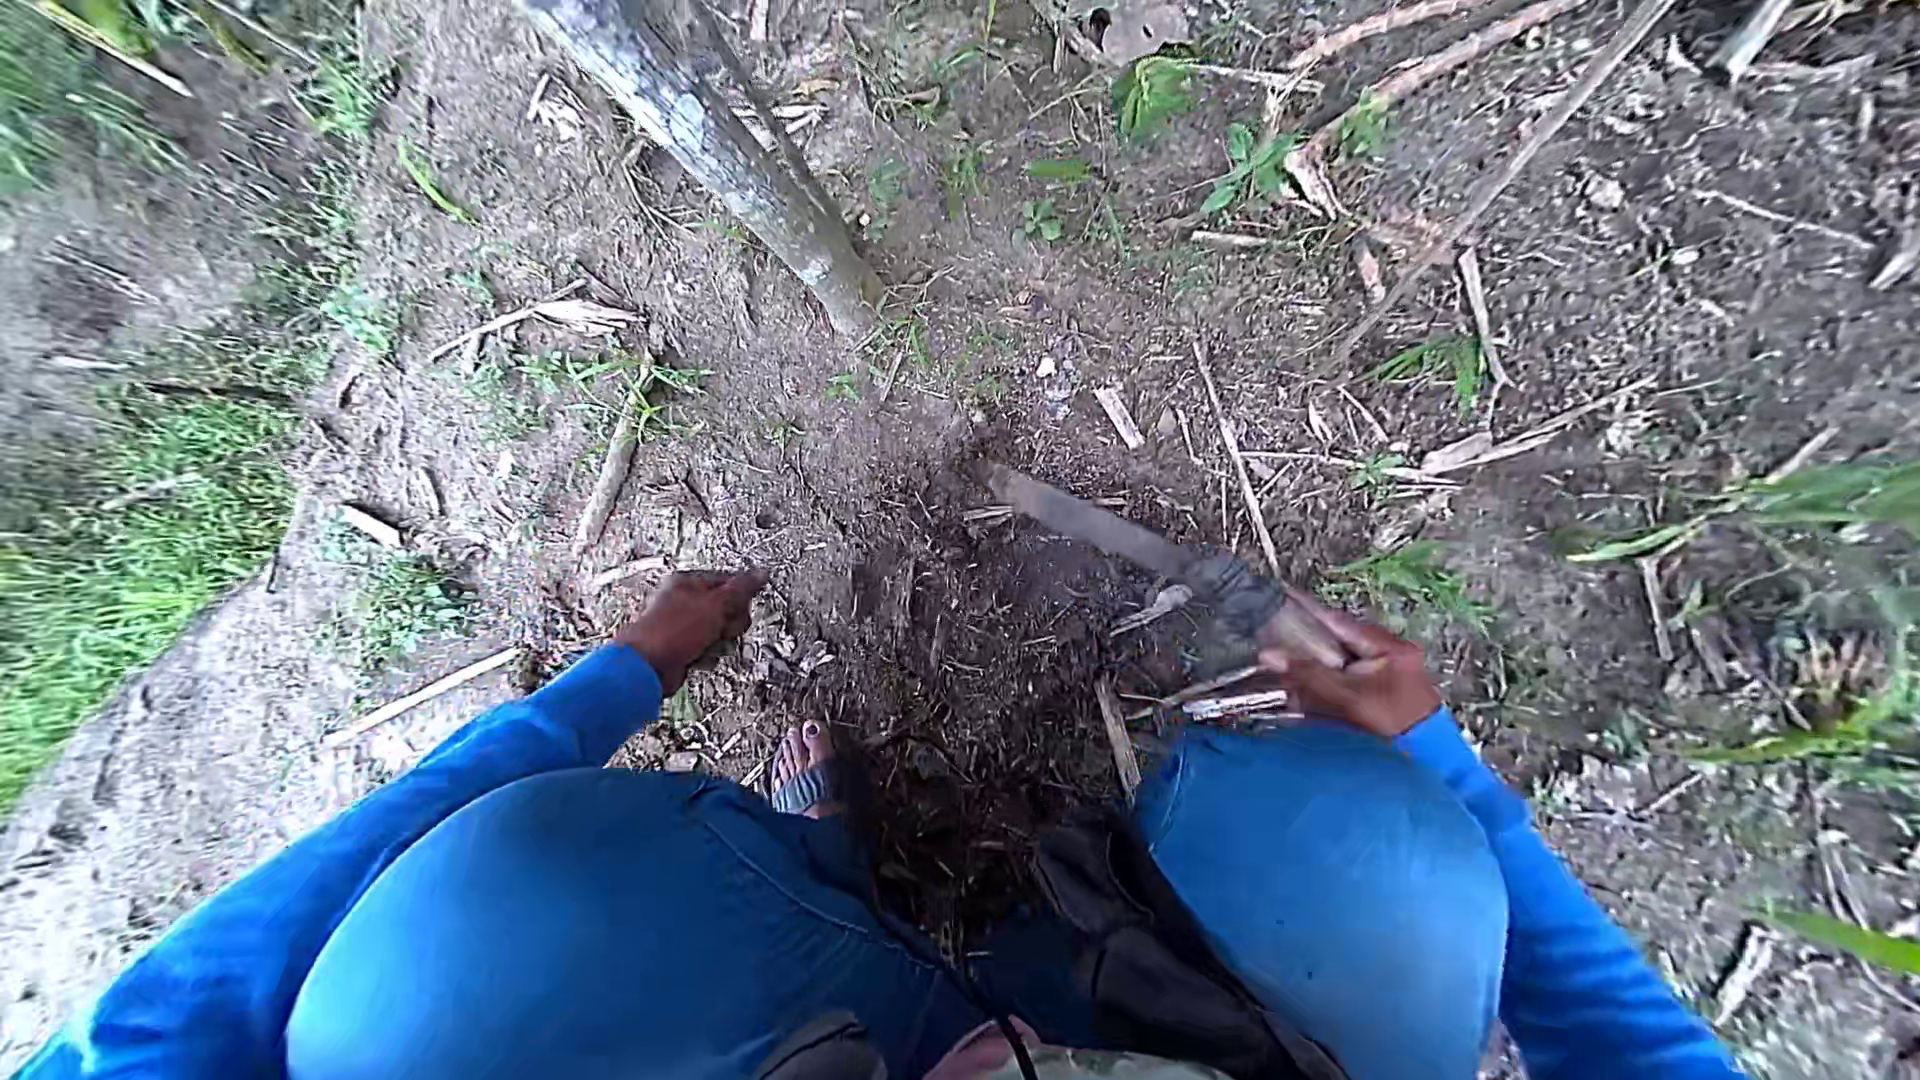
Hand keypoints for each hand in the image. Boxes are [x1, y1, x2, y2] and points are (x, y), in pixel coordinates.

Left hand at [613, 569, 769, 694]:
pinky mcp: (686, 646)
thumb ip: (741, 589)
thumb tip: (761, 575)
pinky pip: (711, 647)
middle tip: (720, 626)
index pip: (730, 581)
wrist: (647, 667)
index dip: (741, 597)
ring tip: (707, 643)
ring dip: (720, 641)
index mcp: (689, 581)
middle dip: (730, 622)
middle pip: (729, 608)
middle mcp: (686, 601)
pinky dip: (709, 653)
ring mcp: (686, 625)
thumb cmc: (671, 630)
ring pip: (722, 631)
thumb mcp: (715, 604)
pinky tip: (698, 655)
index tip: (742, 607)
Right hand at [1257, 595, 1440, 737]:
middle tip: (1277, 635)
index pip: (1338, 620)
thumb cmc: (1392, 726)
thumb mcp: (1347, 698)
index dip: (1308, 609)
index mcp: (1389, 647)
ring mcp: (1388, 670)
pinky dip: (1325, 676)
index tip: (1283, 595)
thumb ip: (1307, 674)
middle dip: (1305, 640)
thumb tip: (1269, 655)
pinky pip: (1345, 673)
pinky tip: (1305, 685)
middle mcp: (1391, 652)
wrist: (1426, 761)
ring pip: (1339, 656)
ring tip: (1286, 661)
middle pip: (1336, 637)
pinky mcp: (1382, 687)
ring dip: (1313, 661)